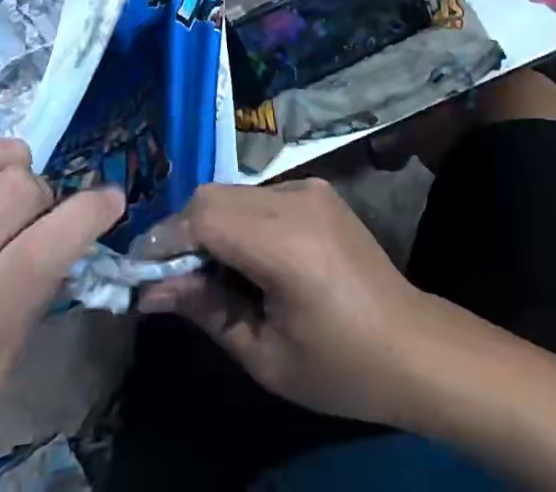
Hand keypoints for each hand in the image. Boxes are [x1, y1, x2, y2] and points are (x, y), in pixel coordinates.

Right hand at [139, 179, 445, 426]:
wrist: (412, 344)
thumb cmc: (341, 366)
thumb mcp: (265, 355)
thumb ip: (205, 310)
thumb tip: (148, 289)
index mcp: (288, 245)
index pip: (203, 216)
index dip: (164, 240)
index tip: (142, 275)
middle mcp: (299, 202)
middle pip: (212, 196)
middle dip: (182, 232)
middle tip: (173, 279)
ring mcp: (312, 189)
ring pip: (232, 192)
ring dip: (208, 225)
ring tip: (210, 274)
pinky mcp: (318, 190)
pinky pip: (257, 195)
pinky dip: (237, 220)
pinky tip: (247, 259)